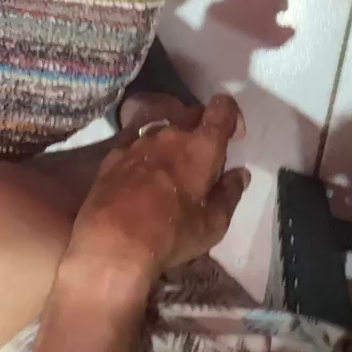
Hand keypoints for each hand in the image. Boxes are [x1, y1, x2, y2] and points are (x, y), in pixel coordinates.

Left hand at [65, 94, 250, 280]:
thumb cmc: (170, 235)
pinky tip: (141, 180)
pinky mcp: (114, 155)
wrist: (111, 243)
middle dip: (201, 130)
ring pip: (163, 129)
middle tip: (202, 161)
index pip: (222, 108)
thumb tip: (240, 174)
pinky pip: (136, 144)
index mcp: (201, 146)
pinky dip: (145, 155)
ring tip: (169, 173)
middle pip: (192, 115)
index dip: (231, 115)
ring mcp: (139, 141)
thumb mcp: (212, 226)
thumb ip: (230, 194)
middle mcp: (171, 133)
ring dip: (172, 144)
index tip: (232, 136)